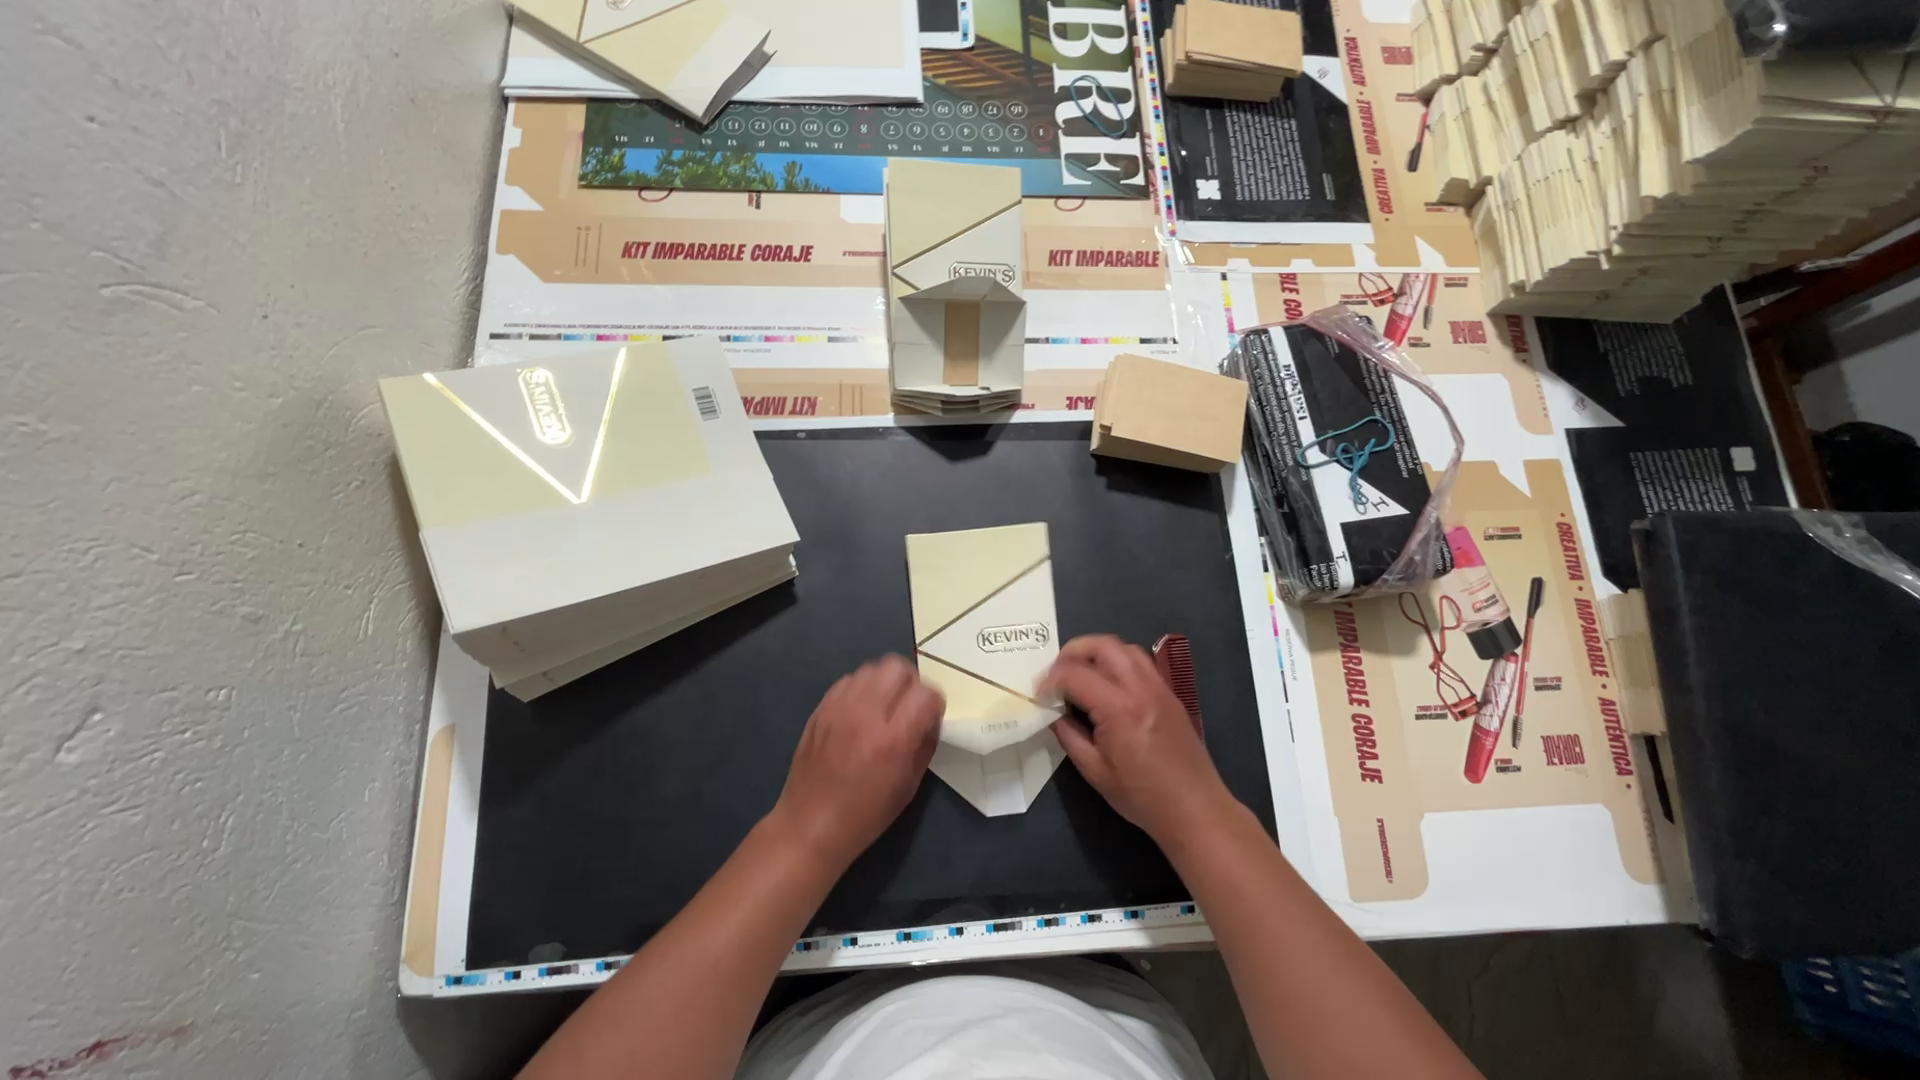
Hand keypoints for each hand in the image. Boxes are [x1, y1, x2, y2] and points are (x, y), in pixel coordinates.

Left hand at [771, 655, 942, 868]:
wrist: (810, 825)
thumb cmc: (866, 814)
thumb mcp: (908, 786)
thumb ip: (924, 745)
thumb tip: (930, 719)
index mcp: (892, 739)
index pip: (926, 694)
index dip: (935, 704)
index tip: (931, 718)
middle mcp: (865, 715)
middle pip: (897, 667)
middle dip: (911, 683)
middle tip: (909, 706)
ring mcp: (838, 708)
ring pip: (871, 668)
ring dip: (886, 683)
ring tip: (885, 706)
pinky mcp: (820, 709)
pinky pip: (848, 680)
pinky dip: (862, 689)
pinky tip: (861, 711)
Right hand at [1043, 635, 1237, 848]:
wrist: (1195, 808)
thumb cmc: (1142, 796)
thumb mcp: (1095, 771)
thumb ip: (1070, 736)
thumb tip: (1055, 714)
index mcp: (1119, 709)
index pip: (1075, 675)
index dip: (1050, 680)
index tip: (1039, 694)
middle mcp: (1141, 688)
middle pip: (1103, 645)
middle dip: (1072, 652)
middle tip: (1056, 674)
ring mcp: (1160, 688)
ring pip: (1124, 648)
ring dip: (1097, 653)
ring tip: (1081, 675)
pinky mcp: (1170, 694)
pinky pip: (1141, 663)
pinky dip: (1118, 663)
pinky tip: (1107, 686)